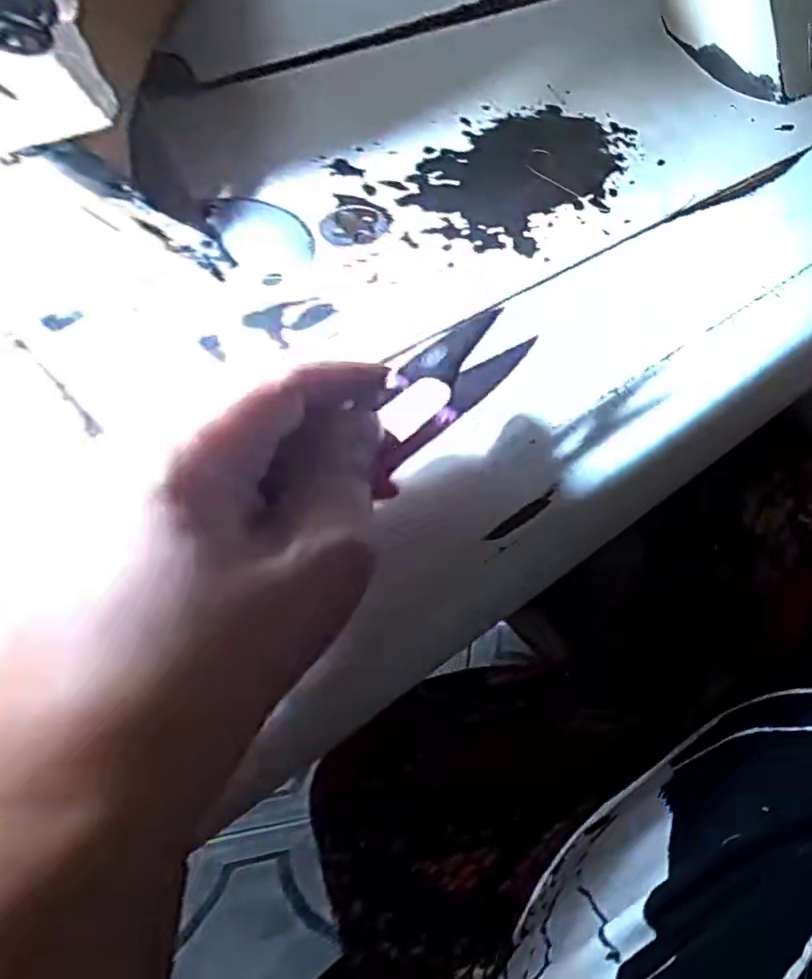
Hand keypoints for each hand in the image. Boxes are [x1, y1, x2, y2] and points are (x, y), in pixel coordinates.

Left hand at [0, 364, 390, 810]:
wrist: (84, 768)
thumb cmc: (225, 655)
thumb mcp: (326, 556)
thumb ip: (346, 473)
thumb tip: (359, 421)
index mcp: (174, 460)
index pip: (275, 381)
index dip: (349, 375)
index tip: (403, 385)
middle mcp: (112, 463)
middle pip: (241, 409)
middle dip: (324, 422)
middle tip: (385, 456)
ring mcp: (83, 502)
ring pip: (215, 447)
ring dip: (291, 458)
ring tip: (347, 497)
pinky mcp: (77, 540)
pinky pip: (184, 484)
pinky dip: (251, 488)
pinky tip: (287, 527)